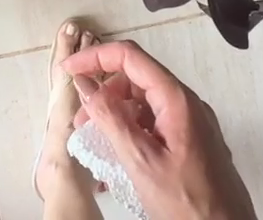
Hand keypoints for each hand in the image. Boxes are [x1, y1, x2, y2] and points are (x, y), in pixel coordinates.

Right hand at [62, 40, 256, 219]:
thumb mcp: (141, 161)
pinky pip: (155, 123)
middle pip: (136, 78)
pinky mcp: (192, 143)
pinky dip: (132, 131)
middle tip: (81, 123)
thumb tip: (85, 83)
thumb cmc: (189, 205)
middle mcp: (186, 103)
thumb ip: (111, 118)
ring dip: (115, 114)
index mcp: (177, 99)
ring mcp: (191, 123)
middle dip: (103, 93)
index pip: (130, 56)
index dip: (95, 57)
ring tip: (96, 143)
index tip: (69, 71)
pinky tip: (118, 156)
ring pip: (144, 102)